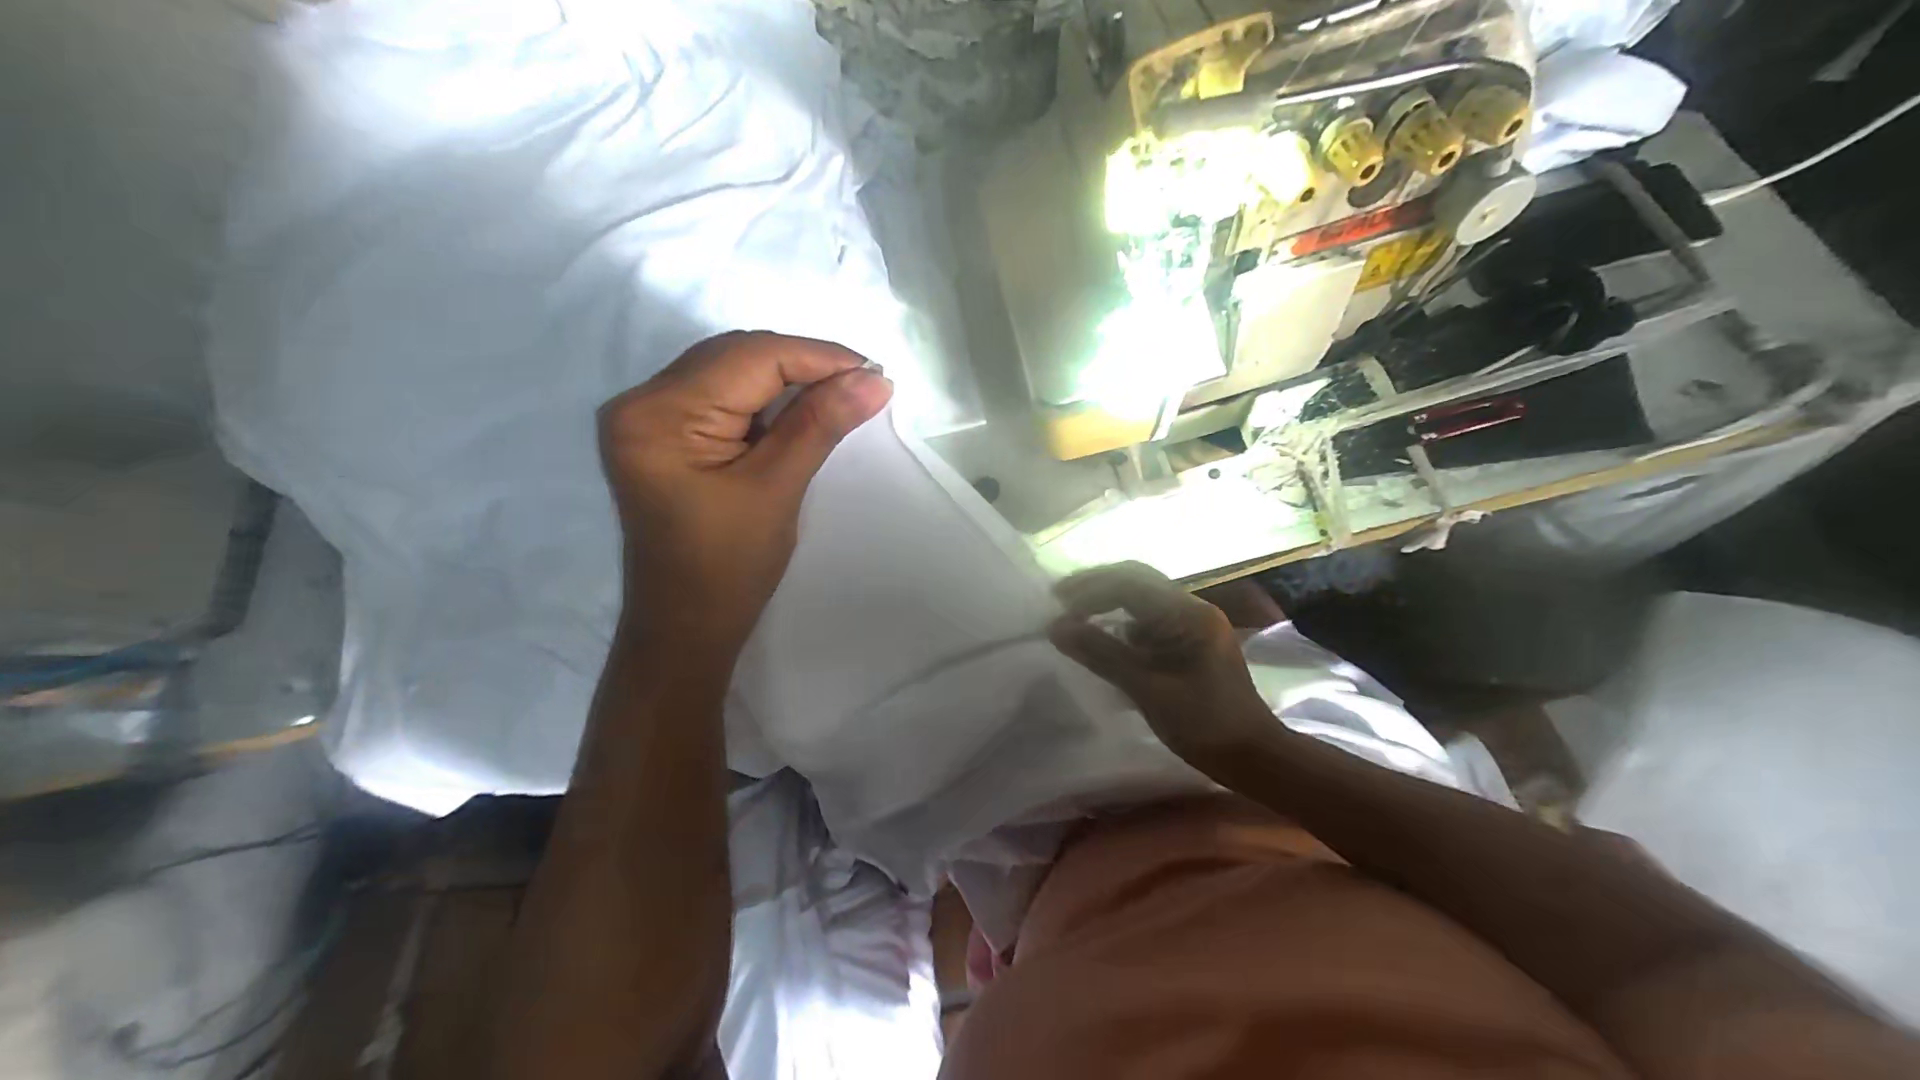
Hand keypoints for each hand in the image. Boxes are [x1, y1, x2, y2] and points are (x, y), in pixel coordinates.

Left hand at [600, 331, 891, 650]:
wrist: (685, 626)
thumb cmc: (728, 570)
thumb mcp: (777, 489)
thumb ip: (821, 424)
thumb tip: (874, 379)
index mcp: (659, 416)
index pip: (749, 357)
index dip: (816, 356)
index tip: (873, 371)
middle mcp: (640, 402)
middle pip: (735, 355)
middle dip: (803, 364)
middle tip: (862, 384)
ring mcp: (647, 417)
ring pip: (730, 370)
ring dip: (786, 379)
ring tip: (840, 395)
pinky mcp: (662, 434)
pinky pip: (720, 395)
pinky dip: (764, 398)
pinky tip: (800, 410)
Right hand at [1048, 562, 1283, 770]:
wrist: (1254, 757)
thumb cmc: (1206, 725)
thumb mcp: (1148, 690)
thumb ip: (1102, 654)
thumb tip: (1056, 627)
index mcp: (1188, 614)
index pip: (1130, 584)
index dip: (1090, 589)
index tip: (1056, 605)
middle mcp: (1192, 609)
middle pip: (1136, 580)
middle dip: (1097, 586)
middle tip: (1060, 600)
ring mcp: (1192, 625)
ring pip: (1141, 598)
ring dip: (1107, 602)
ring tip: (1074, 616)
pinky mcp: (1188, 643)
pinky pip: (1148, 620)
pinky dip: (1120, 623)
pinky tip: (1102, 639)